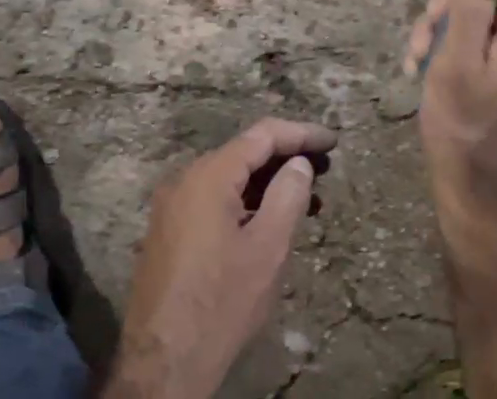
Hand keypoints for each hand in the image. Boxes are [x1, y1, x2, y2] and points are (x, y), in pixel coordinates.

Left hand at [109, 118, 335, 398]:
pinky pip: (213, 200)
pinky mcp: (168, 232)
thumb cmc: (221, 303)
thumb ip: (288, 196)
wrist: (163, 362)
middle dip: (286, 157)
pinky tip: (270, 220)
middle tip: (325, 169)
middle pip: (243, 153)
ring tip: (308, 199)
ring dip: (267, 183)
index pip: (262, 136)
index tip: (333, 141)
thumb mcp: (268, 248)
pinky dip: (246, 201)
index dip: (301, 133)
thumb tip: (298, 163)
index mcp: (209, 176)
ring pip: (228, 179)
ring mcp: (172, 207)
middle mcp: (184, 181)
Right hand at [407, 0, 496, 213]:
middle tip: (421, 42)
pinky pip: (481, 55)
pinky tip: (427, 77)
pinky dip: (453, 58)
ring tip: (416, 64)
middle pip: (490, 3)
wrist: (472, 192)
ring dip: (443, 36)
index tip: (440, 6)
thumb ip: (470, 8)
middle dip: (449, 13)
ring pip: (479, 29)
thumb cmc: (461, 125)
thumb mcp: (455, 60)